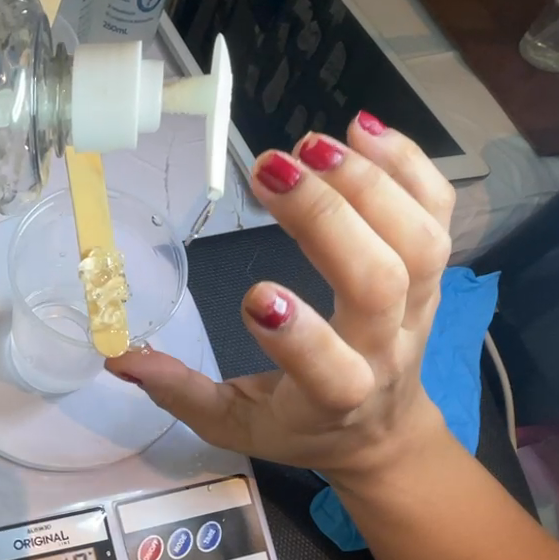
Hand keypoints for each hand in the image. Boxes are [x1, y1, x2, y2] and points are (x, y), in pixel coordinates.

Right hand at [107, 118, 456, 487]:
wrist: (381, 429)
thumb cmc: (298, 428)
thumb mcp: (233, 425)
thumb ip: (180, 394)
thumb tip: (120, 359)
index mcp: (333, 398)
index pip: (330, 370)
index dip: (299, 334)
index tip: (254, 294)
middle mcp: (386, 349)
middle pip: (380, 281)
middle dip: (328, 219)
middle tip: (272, 171)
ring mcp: (419, 306)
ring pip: (418, 240)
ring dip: (370, 182)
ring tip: (312, 144)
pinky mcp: (432, 274)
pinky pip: (438, 212)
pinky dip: (409, 164)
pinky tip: (361, 130)